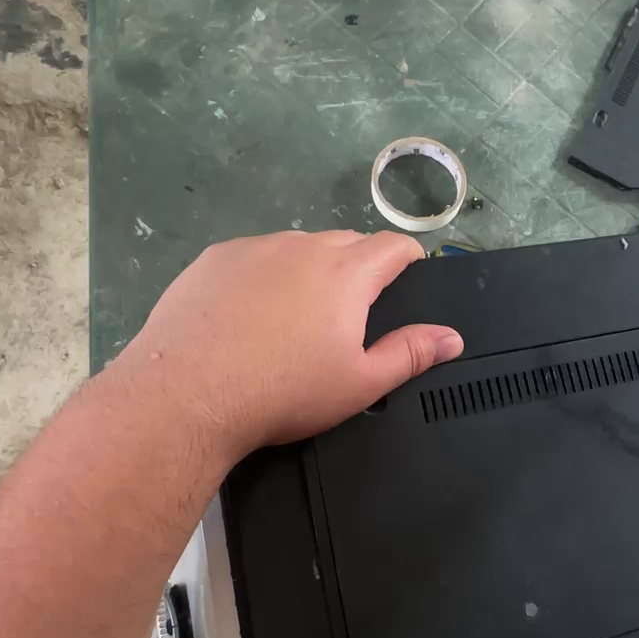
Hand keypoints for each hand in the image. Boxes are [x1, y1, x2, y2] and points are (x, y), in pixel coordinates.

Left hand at [114, 230, 462, 457]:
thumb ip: (412, 354)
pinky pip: (256, 255)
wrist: (185, 397)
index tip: (407, 277)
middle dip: (360, 266)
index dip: (408, 259)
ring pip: (299, 246)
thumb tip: (453, 338)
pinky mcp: (213, 259)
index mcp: (347, 273)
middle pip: (347, 241)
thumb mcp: (361, 383)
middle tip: (352, 312)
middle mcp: (303, 247)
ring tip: (298, 315)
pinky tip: (251, 312)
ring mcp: (254, 248)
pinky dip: (266, 273)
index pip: (393, 245)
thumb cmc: (283, 392)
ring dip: (312, 268)